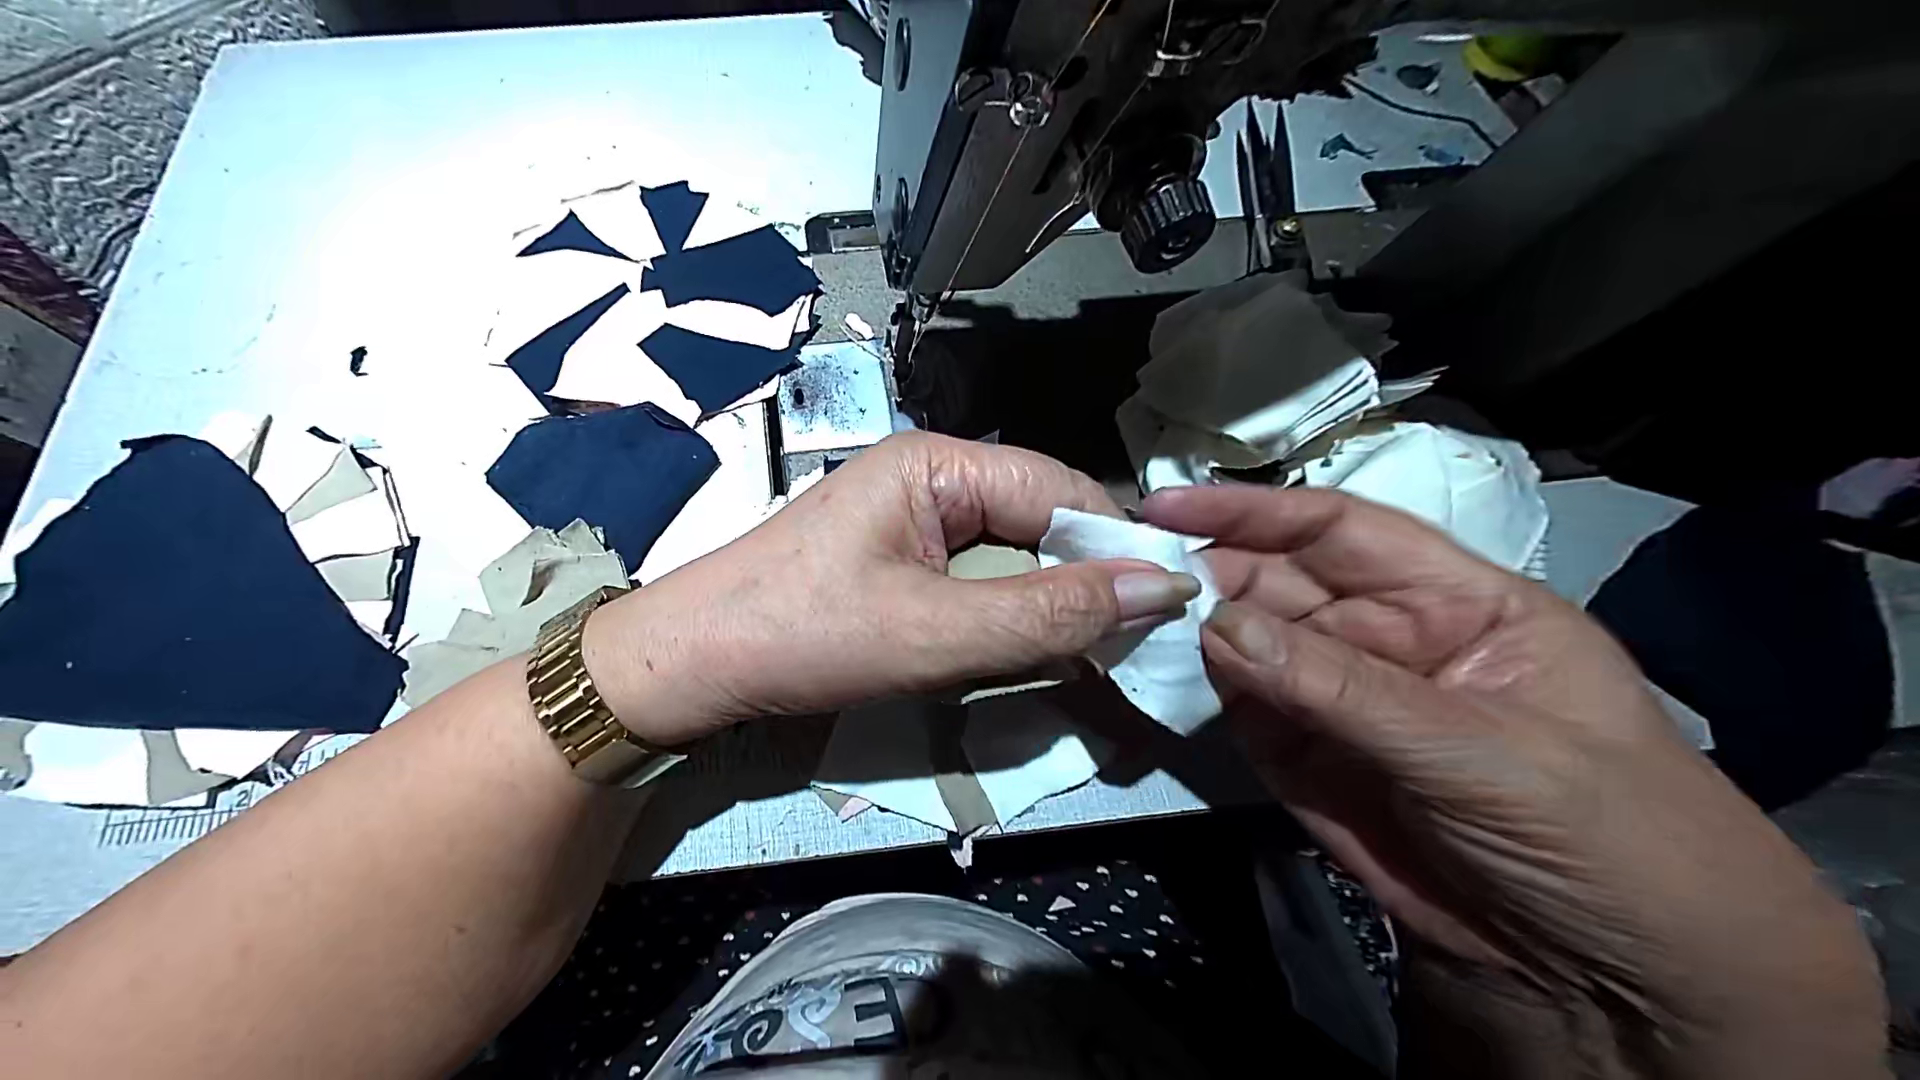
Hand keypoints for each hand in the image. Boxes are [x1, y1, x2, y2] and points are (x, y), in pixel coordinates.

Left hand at [585, 432, 1198, 743]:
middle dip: (1088, 576)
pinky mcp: (907, 556)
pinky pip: (985, 575)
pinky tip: (1038, 644)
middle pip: (1041, 517)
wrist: (693, 665)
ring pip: (1018, 550)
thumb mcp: (935, 634)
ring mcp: (919, 517)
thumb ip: (1047, 615)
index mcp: (939, 463)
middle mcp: (935, 475)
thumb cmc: (803, 638)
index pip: (1059, 490)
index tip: (1166, 604)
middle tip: (1136, 639)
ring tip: (1098, 648)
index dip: (1116, 546)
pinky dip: (1017, 610)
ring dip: (1055, 598)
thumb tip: (1156, 590)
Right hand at [1141, 484, 1885, 1076]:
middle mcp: (1376, 633)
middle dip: (1205, 571)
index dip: (1252, 510)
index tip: (1168, 505)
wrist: (1615, 993)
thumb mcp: (1486, 754)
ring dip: (1185, 628)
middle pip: (1272, 580)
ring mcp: (1327, 694)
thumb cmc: (1609, 842)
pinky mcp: (1293, 750)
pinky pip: (1231, 704)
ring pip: (1240, 640)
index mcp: (1447, 600)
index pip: (1337, 529)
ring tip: (1126, 618)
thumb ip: (1345, 690)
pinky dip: (1190, 689)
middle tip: (1128, 575)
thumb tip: (1216, 624)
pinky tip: (1149, 671)